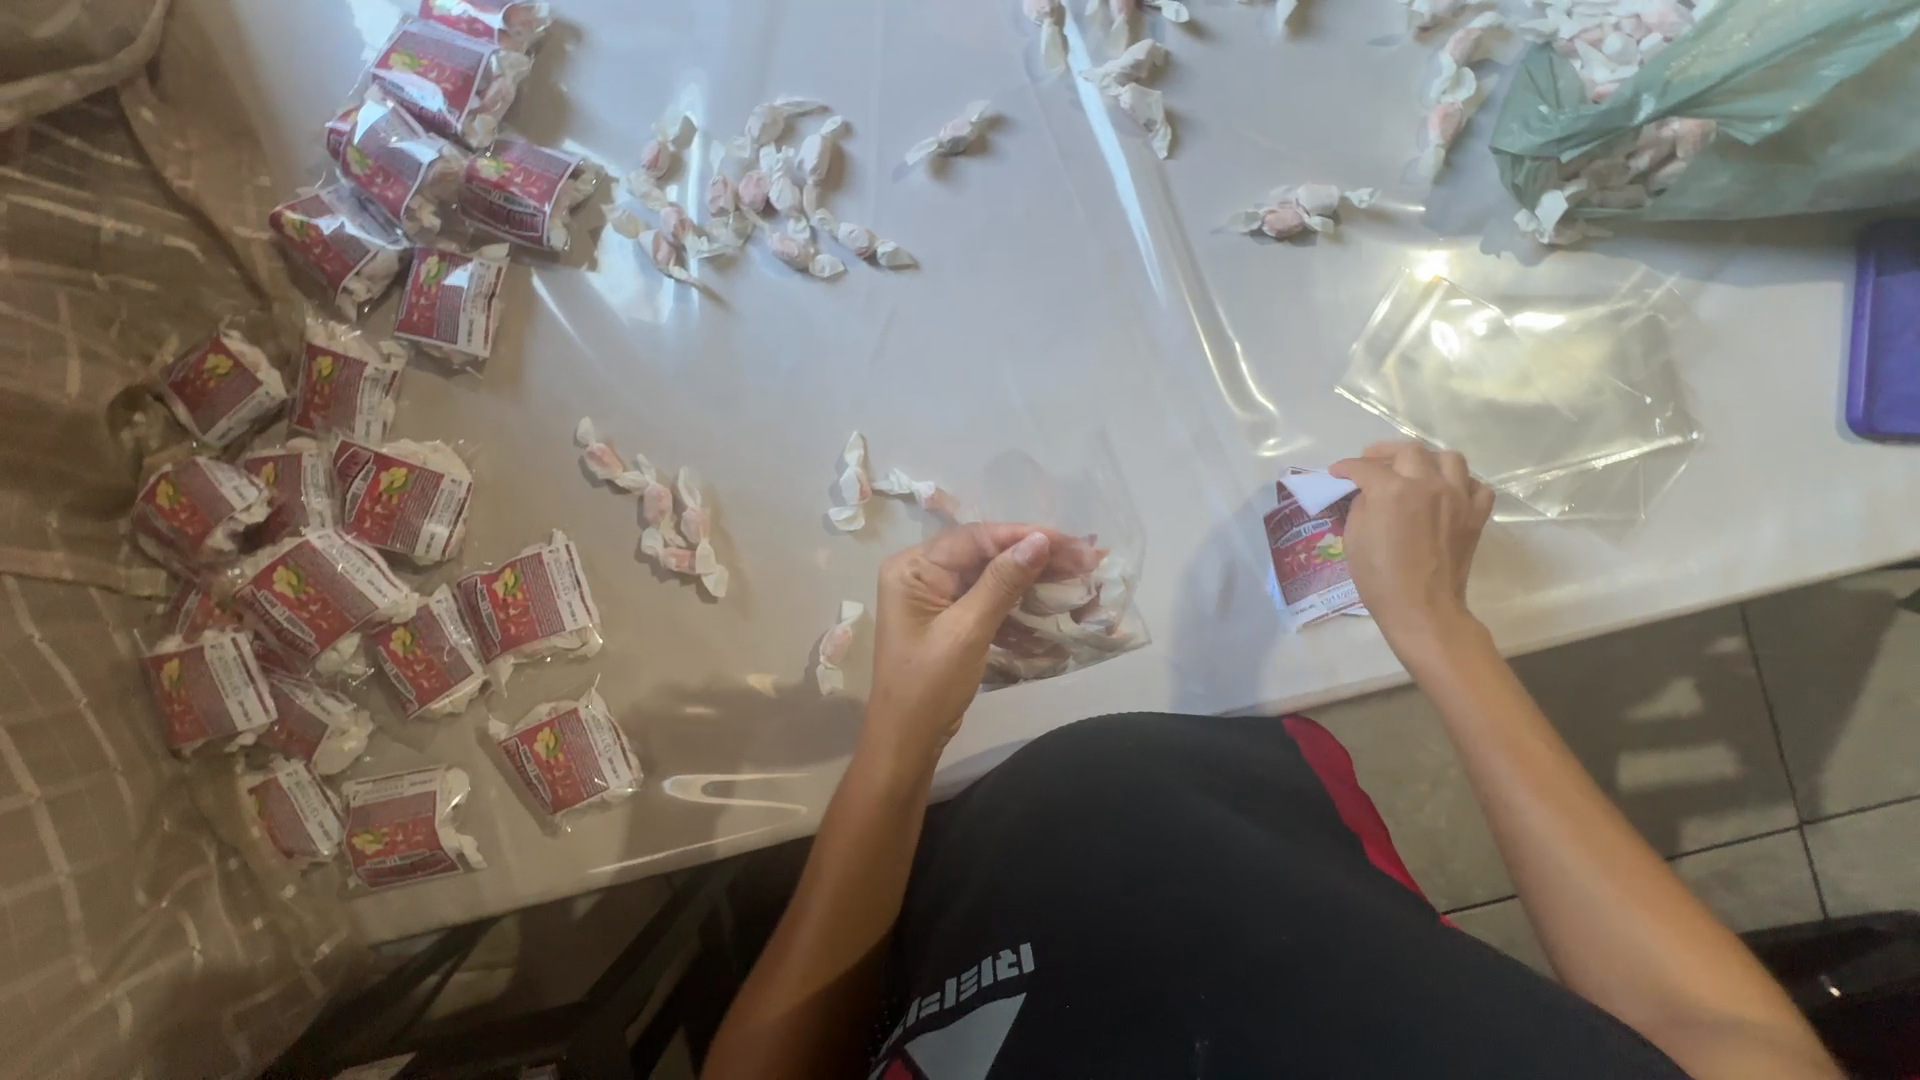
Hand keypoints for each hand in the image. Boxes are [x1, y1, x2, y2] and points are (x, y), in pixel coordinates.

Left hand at [867, 522, 1101, 759]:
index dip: (1025, 536)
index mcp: (913, 568)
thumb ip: (1003, 582)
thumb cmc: (929, 686)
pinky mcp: (951, 619)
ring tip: (1080, 578)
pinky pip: (990, 601)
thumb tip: (1039, 540)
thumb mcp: (968, 631)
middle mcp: (922, 573)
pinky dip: (1019, 606)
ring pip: (993, 577)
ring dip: (1034, 580)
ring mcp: (936, 597)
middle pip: (986, 554)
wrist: (907, 741)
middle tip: (1087, 558)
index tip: (1072, 542)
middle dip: (1036, 558)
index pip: (975, 538)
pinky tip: (1054, 607)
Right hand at [1328, 441, 1494, 651]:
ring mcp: (1458, 498)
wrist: (1422, 608)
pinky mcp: (1476, 515)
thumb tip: (1368, 494)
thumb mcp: (1354, 539)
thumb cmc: (1379, 578)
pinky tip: (1446, 491)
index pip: (1365, 468)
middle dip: (1384, 452)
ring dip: (1427, 459)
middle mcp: (1428, 485)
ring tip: (1413, 469)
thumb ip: (1361, 506)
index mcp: (1392, 491)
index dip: (1346, 467)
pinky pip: (1476, 485)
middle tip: (1371, 461)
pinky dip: (1461, 482)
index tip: (1337, 472)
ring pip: (1449, 458)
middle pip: (1409, 451)